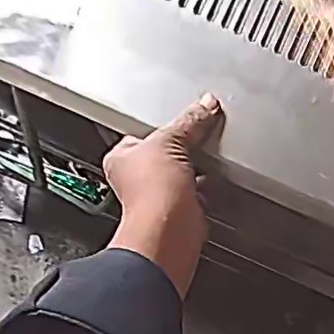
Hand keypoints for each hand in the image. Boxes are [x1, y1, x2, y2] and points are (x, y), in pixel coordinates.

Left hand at [104, 94, 223, 297]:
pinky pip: (196, 194)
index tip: (182, 120)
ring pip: (182, 175)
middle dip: (183, 150)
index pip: (141, 134)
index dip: (162, 127)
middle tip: (196, 139)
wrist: (170, 229)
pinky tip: (211, 182)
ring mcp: (159, 197)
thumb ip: (190, 121)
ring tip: (205, 160)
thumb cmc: (152, 192)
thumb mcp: (171, 140)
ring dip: (195, 170)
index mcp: (121, 158)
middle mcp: (137, 180)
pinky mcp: (180, 212)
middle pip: (165, 155)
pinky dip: (206, 189)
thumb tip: (206, 104)